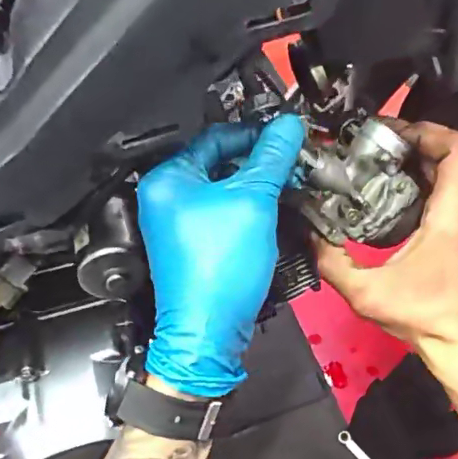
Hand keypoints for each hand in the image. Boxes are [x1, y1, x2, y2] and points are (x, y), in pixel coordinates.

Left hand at [137, 114, 305, 396]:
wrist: (208, 332)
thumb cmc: (217, 273)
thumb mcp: (253, 202)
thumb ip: (272, 158)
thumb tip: (287, 126)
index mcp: (168, 180)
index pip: (216, 137)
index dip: (255, 134)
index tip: (285, 137)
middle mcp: (167, 200)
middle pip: (221, 165)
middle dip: (259, 165)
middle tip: (291, 165)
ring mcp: (181, 226)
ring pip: (225, 192)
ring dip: (257, 189)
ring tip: (285, 190)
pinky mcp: (196, 248)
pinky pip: (225, 217)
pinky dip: (249, 212)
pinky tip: (271, 216)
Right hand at [313, 122, 457, 354]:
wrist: (450, 338)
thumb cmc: (417, 315)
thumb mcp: (363, 292)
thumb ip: (331, 261)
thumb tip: (310, 233)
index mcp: (449, 216)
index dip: (428, 130)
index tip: (393, 135)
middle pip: (451, 152)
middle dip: (414, 141)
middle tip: (377, 146)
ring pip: (450, 169)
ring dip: (418, 159)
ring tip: (381, 162)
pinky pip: (447, 187)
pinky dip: (422, 179)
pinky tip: (392, 189)